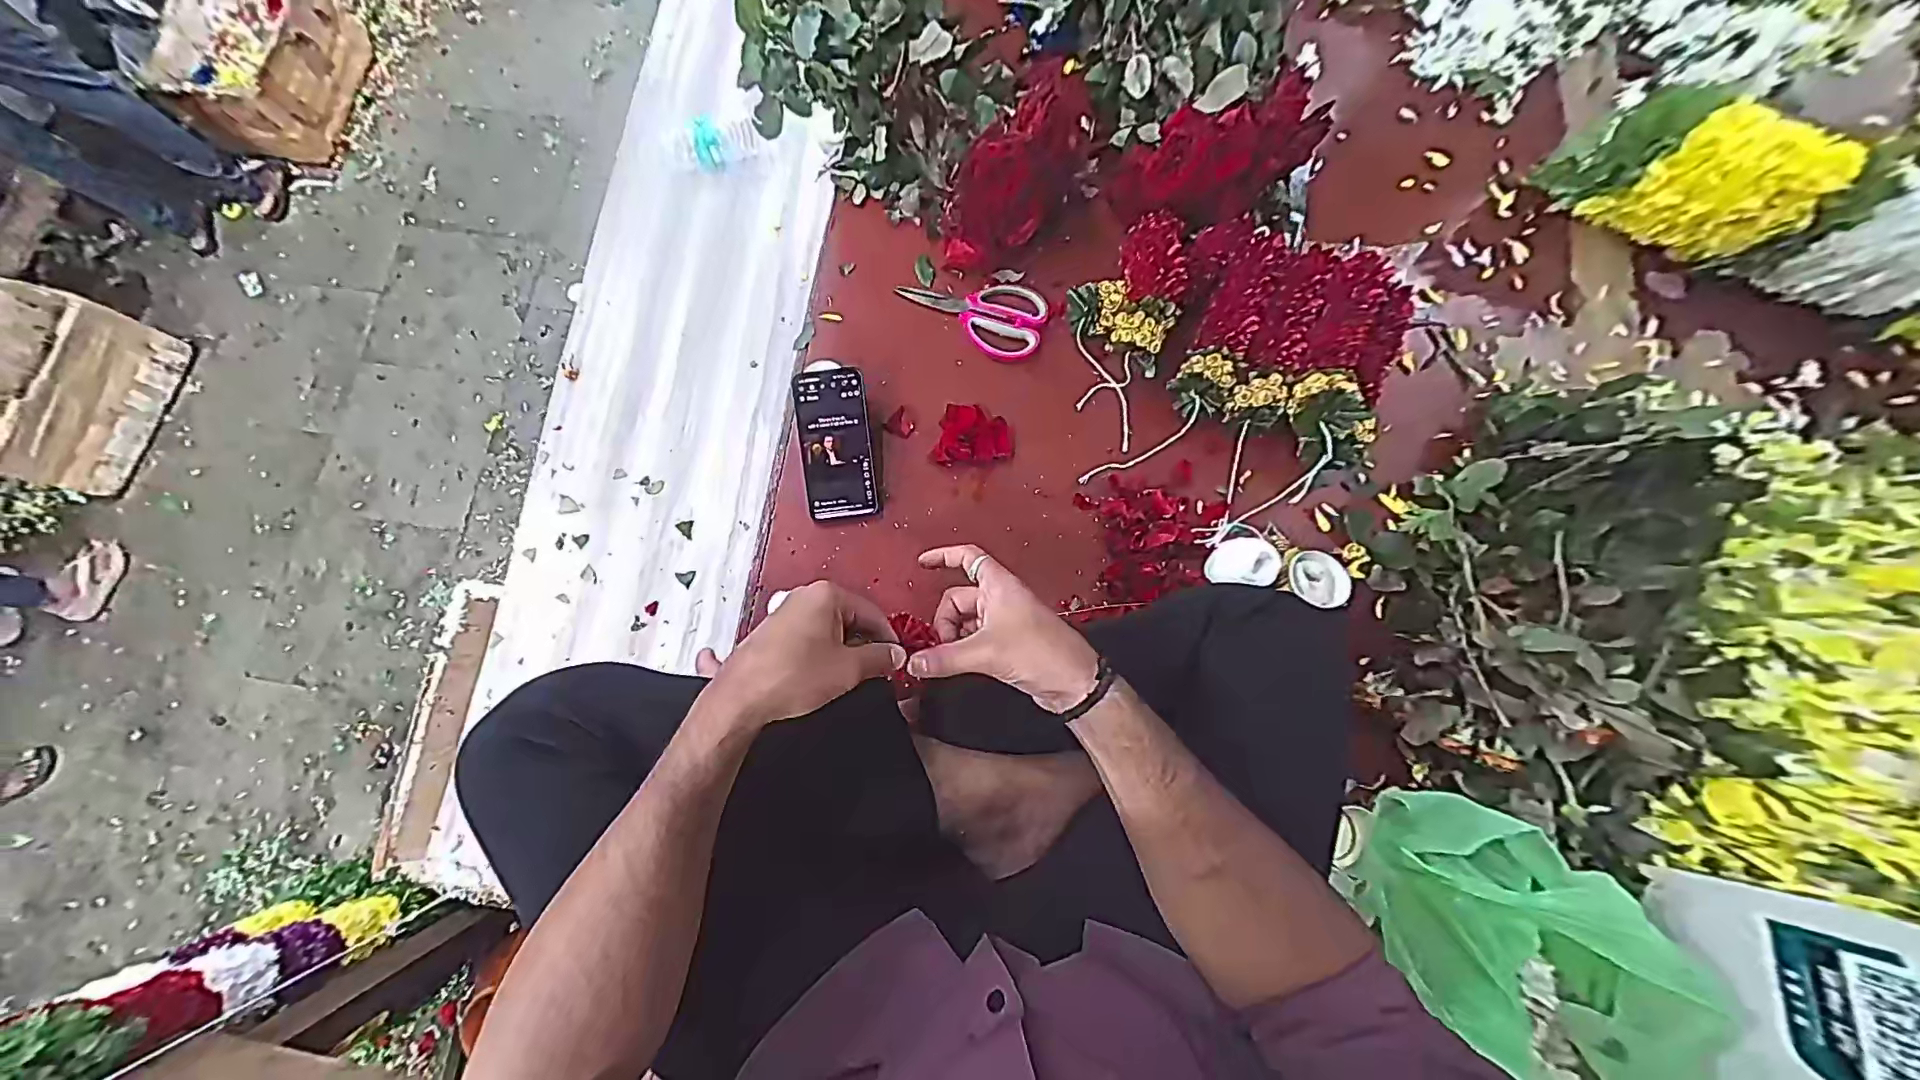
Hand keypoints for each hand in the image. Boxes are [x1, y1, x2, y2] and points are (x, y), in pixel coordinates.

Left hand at [695, 581, 904, 728]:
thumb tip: (892, 655)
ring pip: (830, 629)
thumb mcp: (849, 669)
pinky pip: (810, 638)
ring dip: (842, 652)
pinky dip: (821, 655)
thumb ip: (879, 658)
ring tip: (845, 677)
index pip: (872, 613)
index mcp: (825, 595)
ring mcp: (787, 613)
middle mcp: (804, 597)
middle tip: (874, 669)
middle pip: (851, 618)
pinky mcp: (774, 632)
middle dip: (865, 645)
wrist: (740, 699)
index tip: (895, 657)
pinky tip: (820, 677)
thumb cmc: (785, 677)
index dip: (888, 638)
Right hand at [909, 545, 1101, 712]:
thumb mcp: (986, 653)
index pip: (967, 558)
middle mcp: (1001, 598)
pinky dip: (964, 647)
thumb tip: (916, 662)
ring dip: (954, 636)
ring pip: (966, 619)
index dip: (944, 556)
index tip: (923, 563)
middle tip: (942, 645)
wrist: (1072, 681)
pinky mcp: (1007, 641)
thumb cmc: (1042, 653)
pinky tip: (962, 663)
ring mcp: (1005, 619)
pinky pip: (975, 636)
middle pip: (958, 597)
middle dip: (945, 619)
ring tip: (953, 657)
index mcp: (999, 585)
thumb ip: (945, 658)